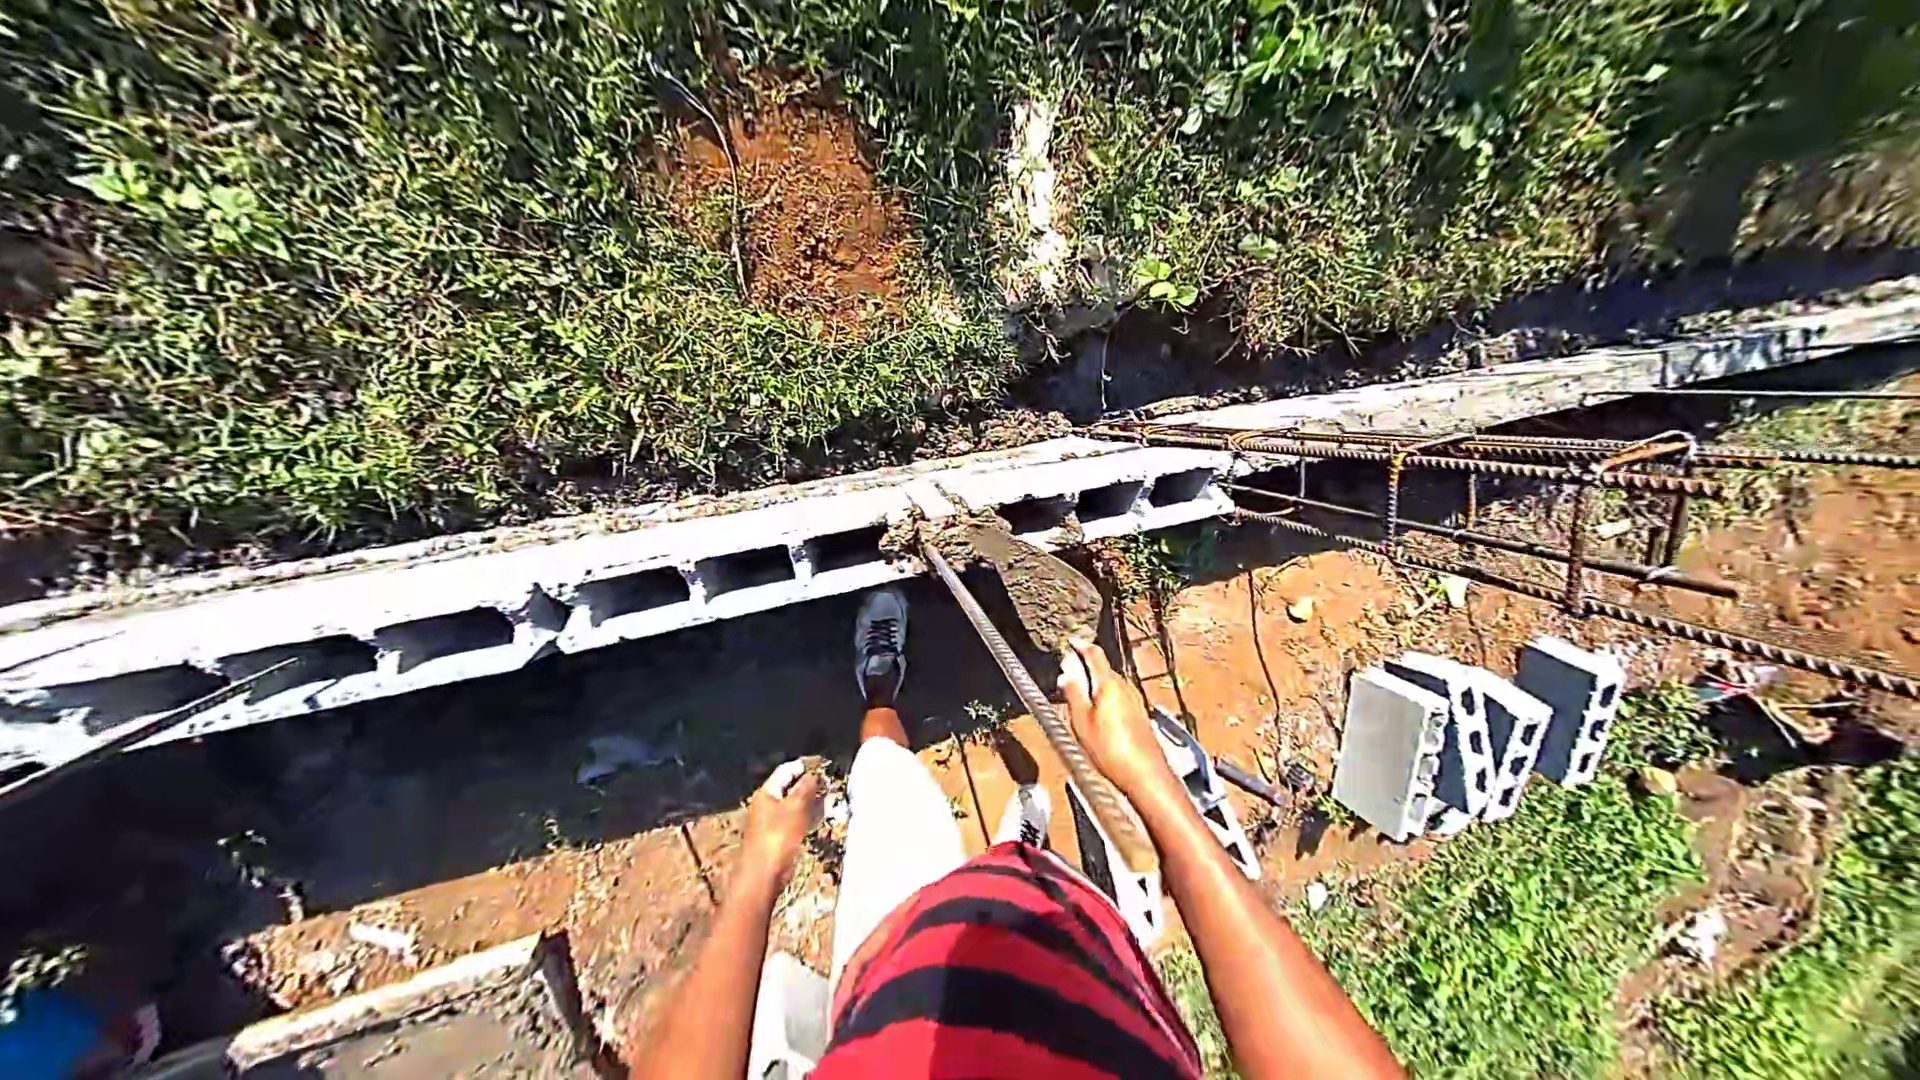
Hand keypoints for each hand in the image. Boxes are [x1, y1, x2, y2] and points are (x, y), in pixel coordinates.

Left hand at [740, 758, 823, 888]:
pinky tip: (825, 815)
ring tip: (833, 799)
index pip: (788, 770)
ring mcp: (775, 821)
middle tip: (831, 784)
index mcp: (767, 792)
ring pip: (799, 804)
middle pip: (793, 787)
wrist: (764, 874)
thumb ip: (807, 786)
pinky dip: (812, 816)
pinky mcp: (782, 836)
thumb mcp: (796, 805)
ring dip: (815, 801)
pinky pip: (799, 819)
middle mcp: (769, 804)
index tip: (825, 764)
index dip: (806, 765)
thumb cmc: (778, 835)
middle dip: (813, 785)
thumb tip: (815, 774)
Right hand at [1056, 637, 1175, 799]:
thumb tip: (1066, 676)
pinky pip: (1117, 696)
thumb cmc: (1112, 750)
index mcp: (1109, 683)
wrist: (1145, 775)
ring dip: (1094, 684)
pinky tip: (1097, 715)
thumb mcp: (1081, 721)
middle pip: (1102, 668)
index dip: (1080, 645)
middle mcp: (1125, 687)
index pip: (1094, 653)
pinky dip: (1104, 697)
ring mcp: (1134, 700)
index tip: (1070, 643)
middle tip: (1067, 675)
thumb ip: (1073, 694)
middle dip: (1084, 668)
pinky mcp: (1139, 714)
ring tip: (1078, 697)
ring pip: (1110, 683)